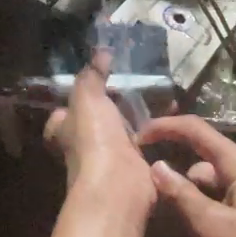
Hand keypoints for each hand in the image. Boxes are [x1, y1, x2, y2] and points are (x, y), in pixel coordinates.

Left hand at [44, 51, 154, 209]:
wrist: (118, 185)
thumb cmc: (93, 139)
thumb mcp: (87, 97)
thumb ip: (92, 74)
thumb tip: (101, 50)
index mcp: (64, 130)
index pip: (64, 113)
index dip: (77, 99)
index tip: (96, 82)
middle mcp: (83, 146)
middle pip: (97, 121)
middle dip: (114, 106)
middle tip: (136, 83)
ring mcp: (110, 159)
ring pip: (123, 132)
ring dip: (138, 118)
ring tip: (159, 95)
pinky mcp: (135, 168)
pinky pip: (146, 145)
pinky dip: (157, 133)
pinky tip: (171, 116)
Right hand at [139, 116, 235, 236]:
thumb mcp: (211, 226)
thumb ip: (181, 194)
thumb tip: (156, 166)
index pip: (197, 130)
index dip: (165, 127)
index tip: (137, 136)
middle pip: (205, 154)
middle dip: (177, 163)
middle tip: (146, 178)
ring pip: (214, 179)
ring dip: (191, 190)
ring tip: (168, 211)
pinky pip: (224, 196)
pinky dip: (206, 205)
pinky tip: (195, 229)